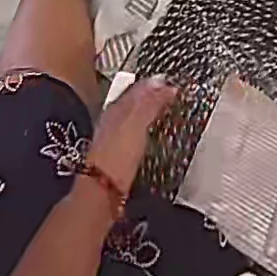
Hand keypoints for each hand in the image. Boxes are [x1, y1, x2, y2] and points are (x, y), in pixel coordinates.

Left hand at [85, 76, 179, 193]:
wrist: (101, 191)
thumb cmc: (119, 153)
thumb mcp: (138, 123)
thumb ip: (151, 103)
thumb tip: (167, 85)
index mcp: (118, 105)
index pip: (140, 87)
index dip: (157, 84)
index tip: (174, 85)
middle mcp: (114, 116)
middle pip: (136, 100)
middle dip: (153, 95)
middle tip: (172, 96)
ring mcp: (113, 135)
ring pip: (134, 115)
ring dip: (149, 111)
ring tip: (165, 113)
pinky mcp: (117, 153)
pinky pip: (134, 131)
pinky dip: (144, 127)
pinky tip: (150, 134)